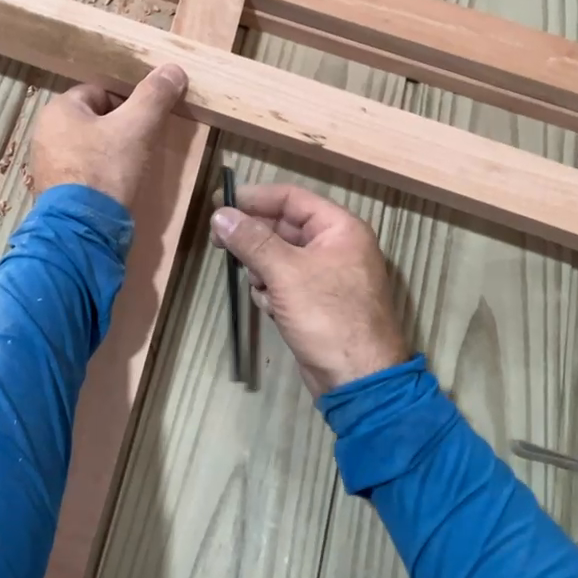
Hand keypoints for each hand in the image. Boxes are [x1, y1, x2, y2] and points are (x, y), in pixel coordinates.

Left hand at [30, 64, 187, 206]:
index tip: (144, 124)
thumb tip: (174, 68)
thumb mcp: (137, 128)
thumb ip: (154, 96)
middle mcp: (45, 133)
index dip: (127, 105)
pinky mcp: (53, 191)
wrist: (82, 231)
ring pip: (89, 147)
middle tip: (141, 146)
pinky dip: (99, 175)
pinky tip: (114, 188)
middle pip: (95, 120)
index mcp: (58, 110)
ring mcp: (46, 164)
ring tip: (130, 169)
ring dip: (110, 154)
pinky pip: (82, 171)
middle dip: (119, 130)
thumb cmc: (106, 170)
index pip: (100, 92)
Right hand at [211, 184, 406, 395]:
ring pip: (278, 256)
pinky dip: (272, 292)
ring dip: (262, 270)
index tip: (220, 203)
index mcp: (339, 228)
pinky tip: (272, 309)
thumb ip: (251, 240)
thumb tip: (220, 215)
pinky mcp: (315, 302)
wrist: (358, 379)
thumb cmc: (327, 316)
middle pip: (282, 227)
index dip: (254, 198)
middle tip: (219, 243)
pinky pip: (283, 283)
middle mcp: (335, 246)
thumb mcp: (285, 273)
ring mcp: (326, 276)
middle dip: (254, 239)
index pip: (290, 198)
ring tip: (261, 287)